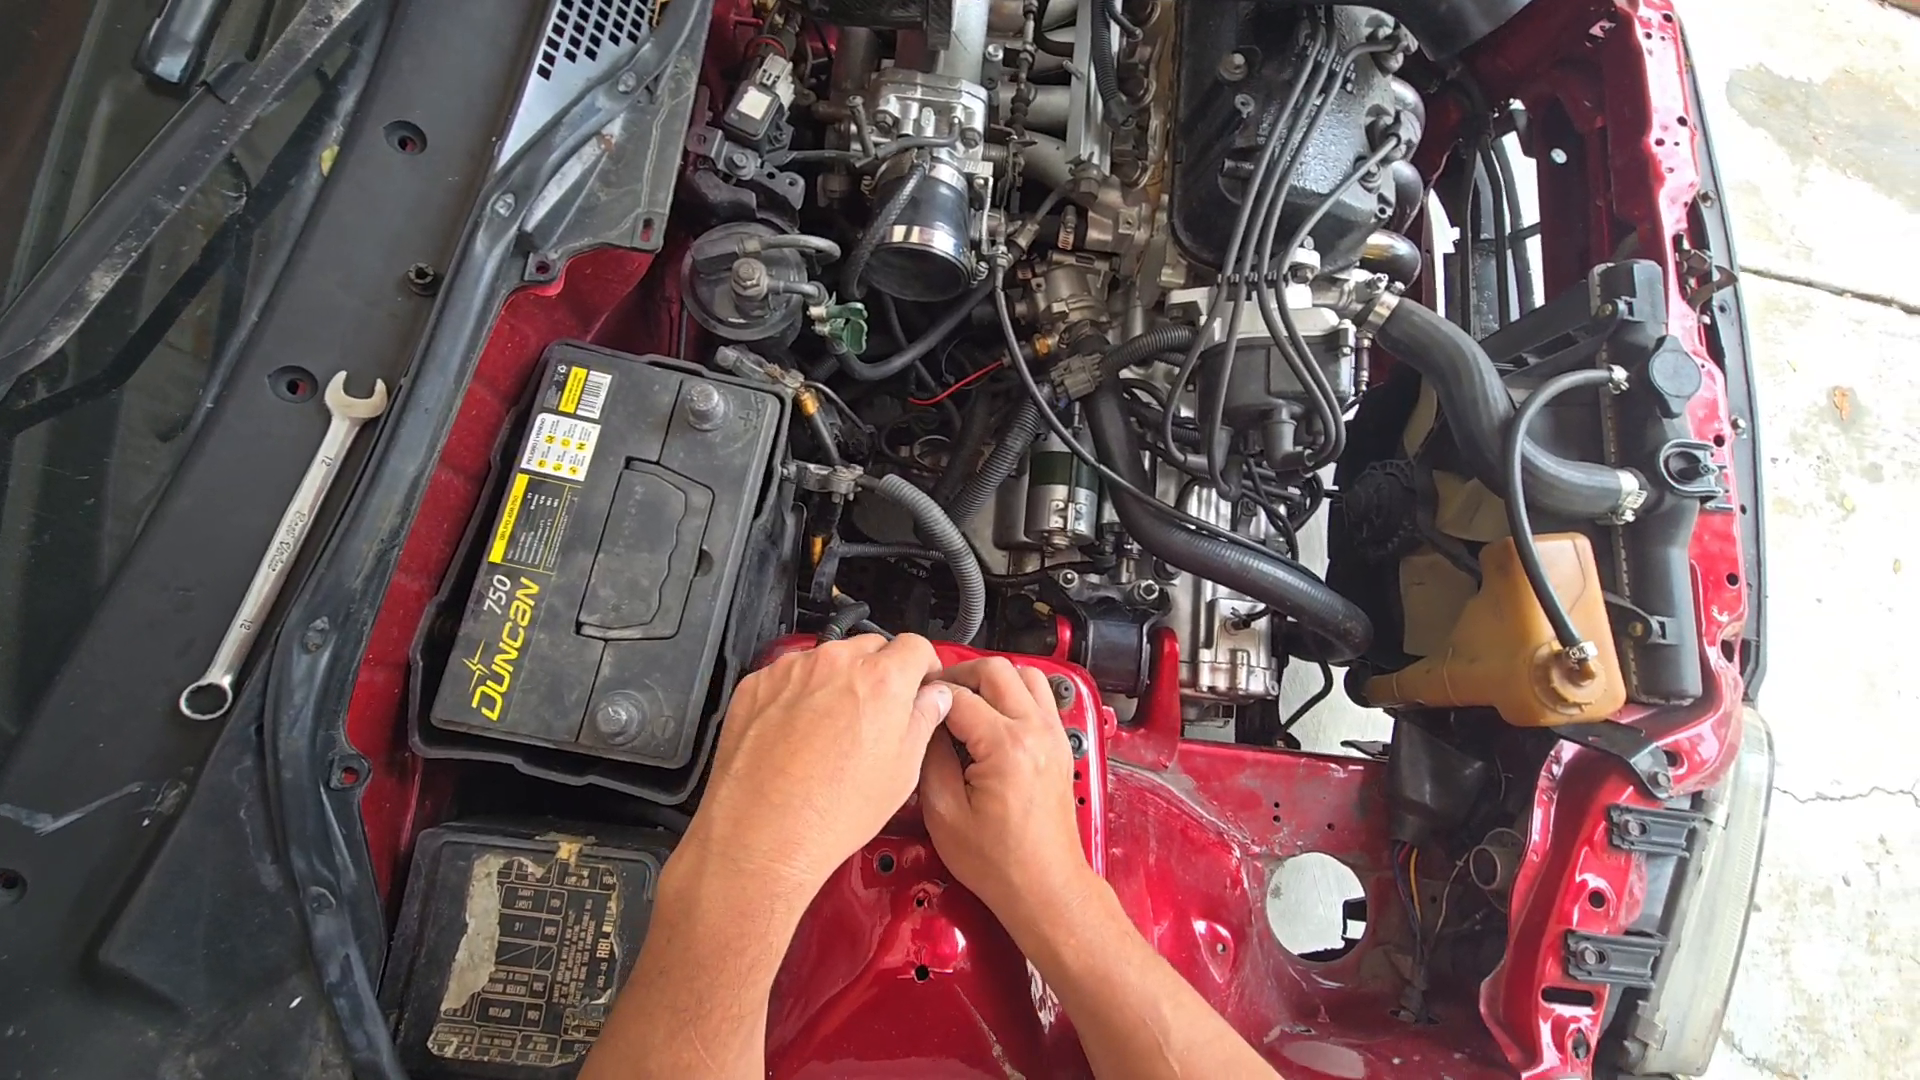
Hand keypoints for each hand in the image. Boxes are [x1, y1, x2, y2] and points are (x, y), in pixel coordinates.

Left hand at [690, 634, 951, 897]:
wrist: (761, 835)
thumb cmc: (830, 812)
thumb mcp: (902, 771)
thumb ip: (924, 720)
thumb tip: (933, 699)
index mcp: (880, 680)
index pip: (915, 645)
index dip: (923, 666)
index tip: (919, 682)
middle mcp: (835, 664)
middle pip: (870, 648)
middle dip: (880, 672)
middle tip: (876, 712)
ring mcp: (792, 671)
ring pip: (828, 660)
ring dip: (837, 681)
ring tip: (831, 731)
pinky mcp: (757, 684)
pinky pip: (789, 676)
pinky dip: (798, 693)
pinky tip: (798, 734)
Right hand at [919, 657, 1098, 937]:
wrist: (1044, 886)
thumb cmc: (999, 862)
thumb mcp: (943, 813)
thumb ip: (930, 758)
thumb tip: (925, 723)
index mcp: (1006, 747)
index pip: (958, 696)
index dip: (929, 694)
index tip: (914, 703)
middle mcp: (1035, 731)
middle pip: (995, 669)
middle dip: (960, 674)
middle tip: (937, 693)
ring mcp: (1053, 735)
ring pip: (1024, 674)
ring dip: (991, 679)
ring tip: (965, 699)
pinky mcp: (1058, 744)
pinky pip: (1040, 695)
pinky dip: (1015, 692)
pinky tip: (993, 713)